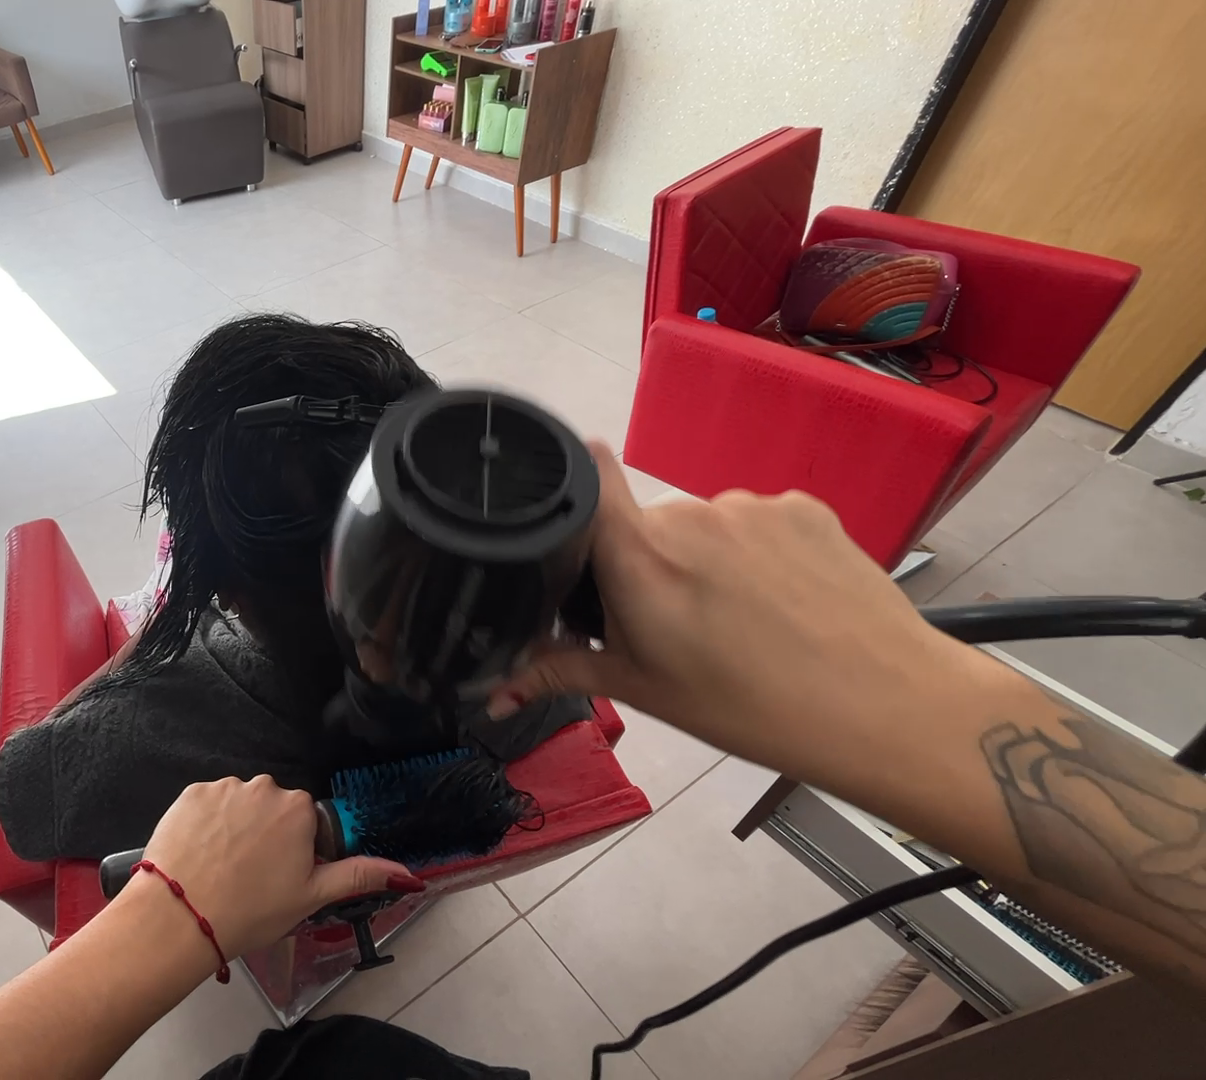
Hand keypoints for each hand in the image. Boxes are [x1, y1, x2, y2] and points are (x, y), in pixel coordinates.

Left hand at [136, 775, 420, 957]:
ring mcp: (224, 786)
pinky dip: (206, 824)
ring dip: (235, 828)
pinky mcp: (191, 792)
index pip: (305, 821)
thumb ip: (360, 876)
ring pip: (239, 805)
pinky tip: (201, 853)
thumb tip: (409, 876)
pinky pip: (208, 804)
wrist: (181, 916)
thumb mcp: (312, 897)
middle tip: (251, 876)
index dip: (296, 850)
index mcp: (298, 807)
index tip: (281, 875)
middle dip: (266, 834)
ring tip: (222, 868)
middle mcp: (263, 786)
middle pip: (271, 808)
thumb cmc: (251, 910)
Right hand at [487, 445, 1017, 778]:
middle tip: (667, 619)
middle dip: (644, 561)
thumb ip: (557, 672)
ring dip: (701, 556)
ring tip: (733, 614)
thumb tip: (491, 696)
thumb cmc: (746, 704)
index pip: (589, 474)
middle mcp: (688, 513)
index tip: (571, 505)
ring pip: (701, 523)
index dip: (572, 475)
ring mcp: (752, 506)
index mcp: (637, 555)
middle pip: (644, 522)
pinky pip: (756, 519)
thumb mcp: (640, 689)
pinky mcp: (805, 507)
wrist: (887, 708)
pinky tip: (778, 597)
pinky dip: (754, 550)